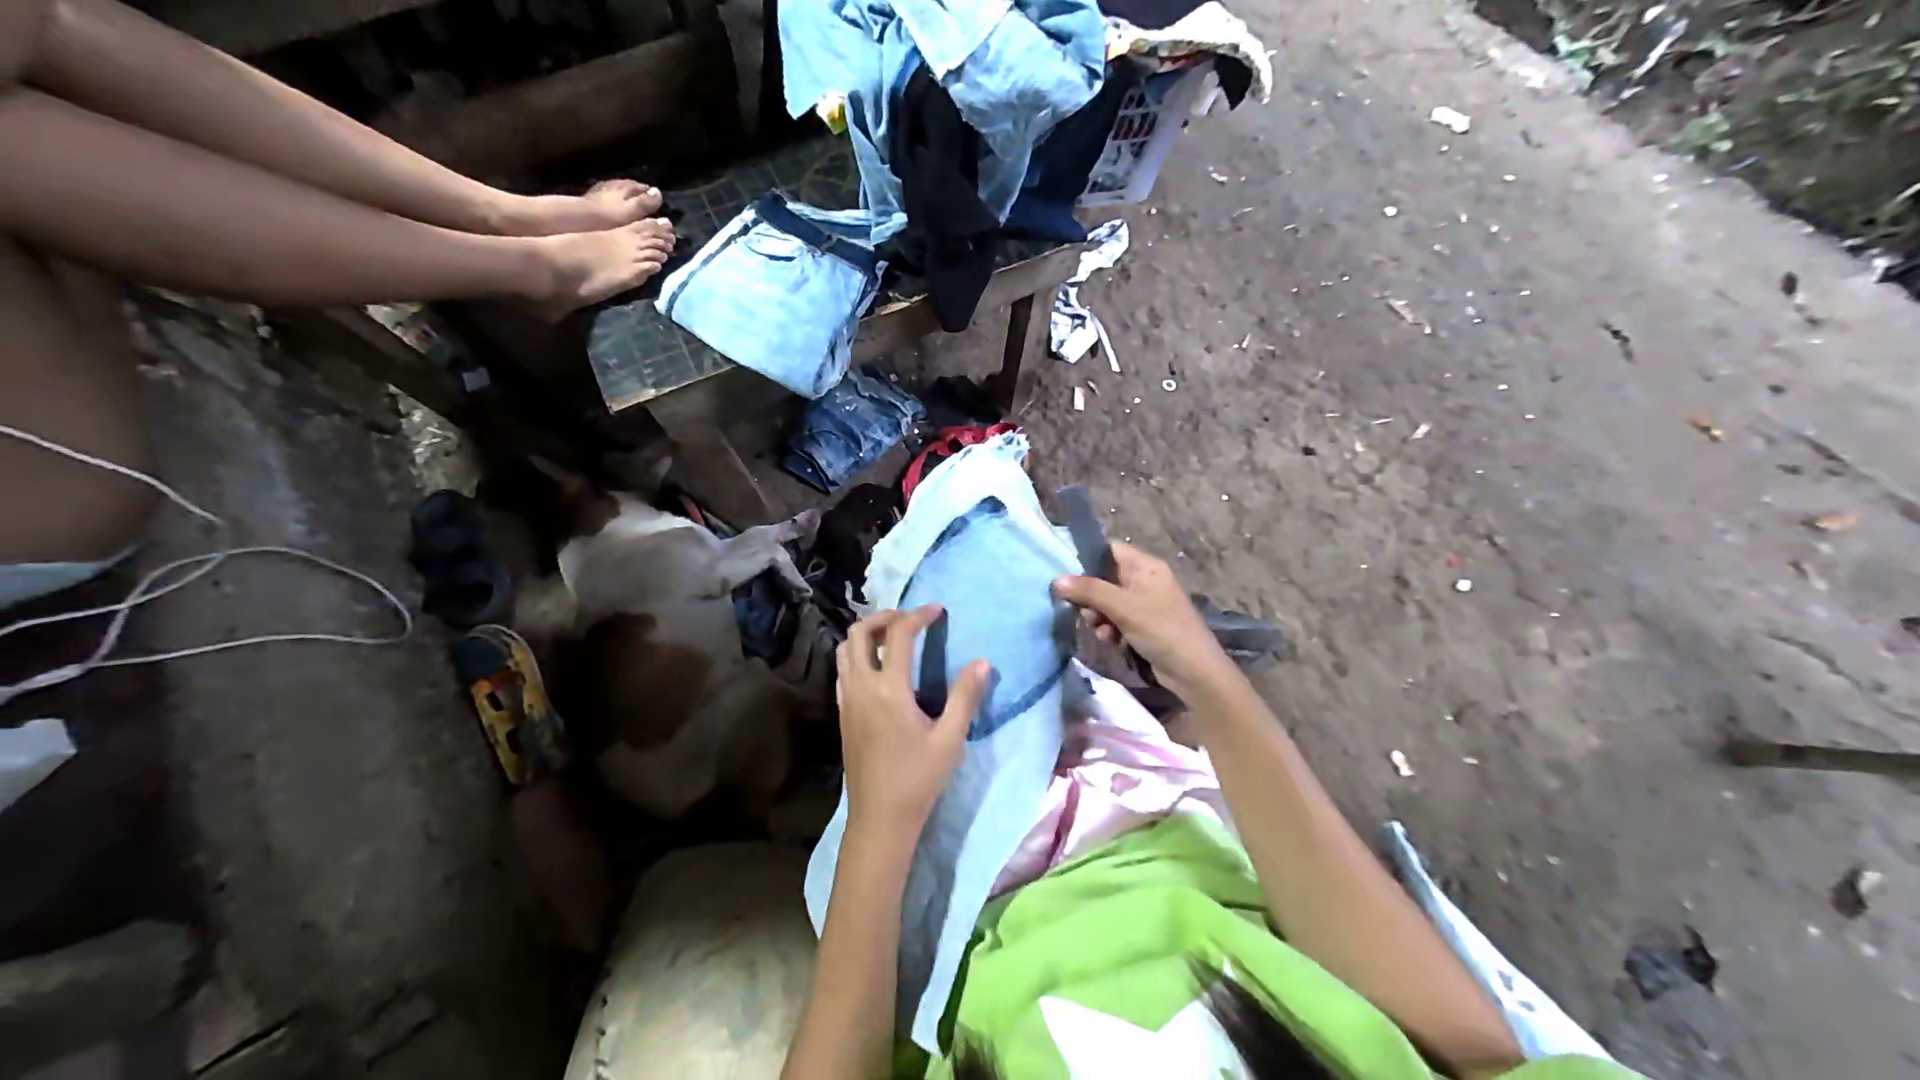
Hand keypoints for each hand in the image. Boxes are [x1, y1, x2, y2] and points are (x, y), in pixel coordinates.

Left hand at [835, 606, 990, 840]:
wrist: (880, 818)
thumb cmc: (918, 779)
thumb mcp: (950, 739)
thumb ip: (965, 697)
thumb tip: (982, 662)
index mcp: (888, 689)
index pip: (899, 634)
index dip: (919, 615)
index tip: (938, 610)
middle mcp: (861, 686)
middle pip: (860, 632)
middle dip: (885, 616)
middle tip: (911, 619)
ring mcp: (847, 699)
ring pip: (845, 648)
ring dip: (867, 633)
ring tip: (894, 638)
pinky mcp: (842, 712)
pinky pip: (842, 668)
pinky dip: (857, 654)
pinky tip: (878, 667)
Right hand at [1053, 542, 1236, 696]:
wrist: (1193, 670)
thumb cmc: (1160, 628)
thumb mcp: (1122, 606)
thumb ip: (1089, 590)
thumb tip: (1056, 579)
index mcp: (1145, 566)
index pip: (1109, 549)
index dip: (1087, 558)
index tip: (1066, 574)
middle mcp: (1145, 580)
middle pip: (1104, 577)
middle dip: (1090, 596)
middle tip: (1083, 611)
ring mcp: (1145, 603)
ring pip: (1107, 602)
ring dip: (1098, 616)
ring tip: (1100, 630)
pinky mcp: (1144, 625)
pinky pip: (1117, 619)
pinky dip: (1110, 628)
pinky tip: (1111, 640)